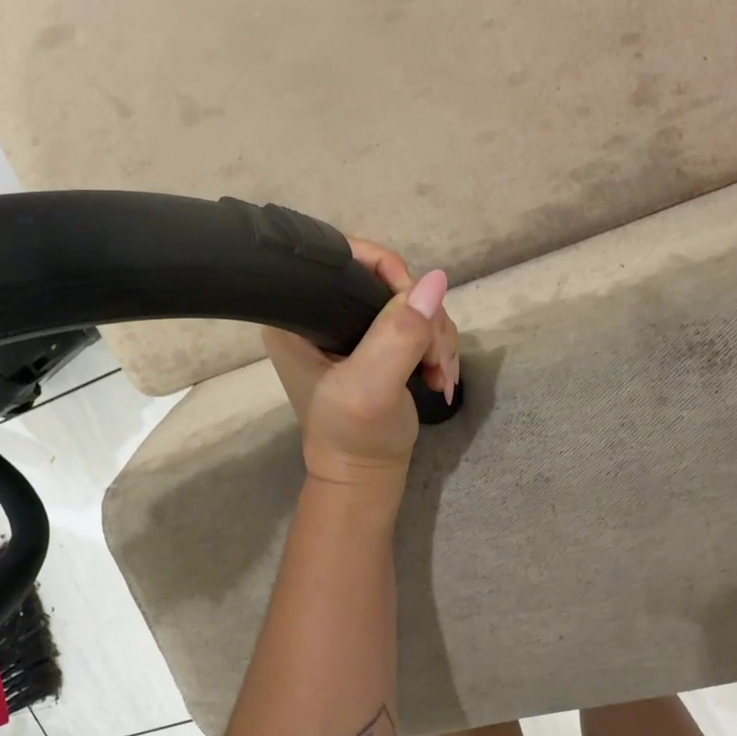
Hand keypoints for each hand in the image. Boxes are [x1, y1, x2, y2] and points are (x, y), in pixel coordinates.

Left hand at [261, 239, 460, 489]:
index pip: (336, 261)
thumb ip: (398, 335)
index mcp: (295, 316)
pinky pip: (415, 320)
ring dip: (435, 334)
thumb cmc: (353, 435)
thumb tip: (434, 280)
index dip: (382, 268)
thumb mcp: (373, 387)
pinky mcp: (372, 340)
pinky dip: (436, 344)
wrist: (366, 474)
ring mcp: (347, 326)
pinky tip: (440, 375)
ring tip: (440, 374)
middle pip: (383, 280)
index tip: (412, 301)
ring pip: (407, 300)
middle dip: (420, 315)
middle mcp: (317, 312)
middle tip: (436, 356)